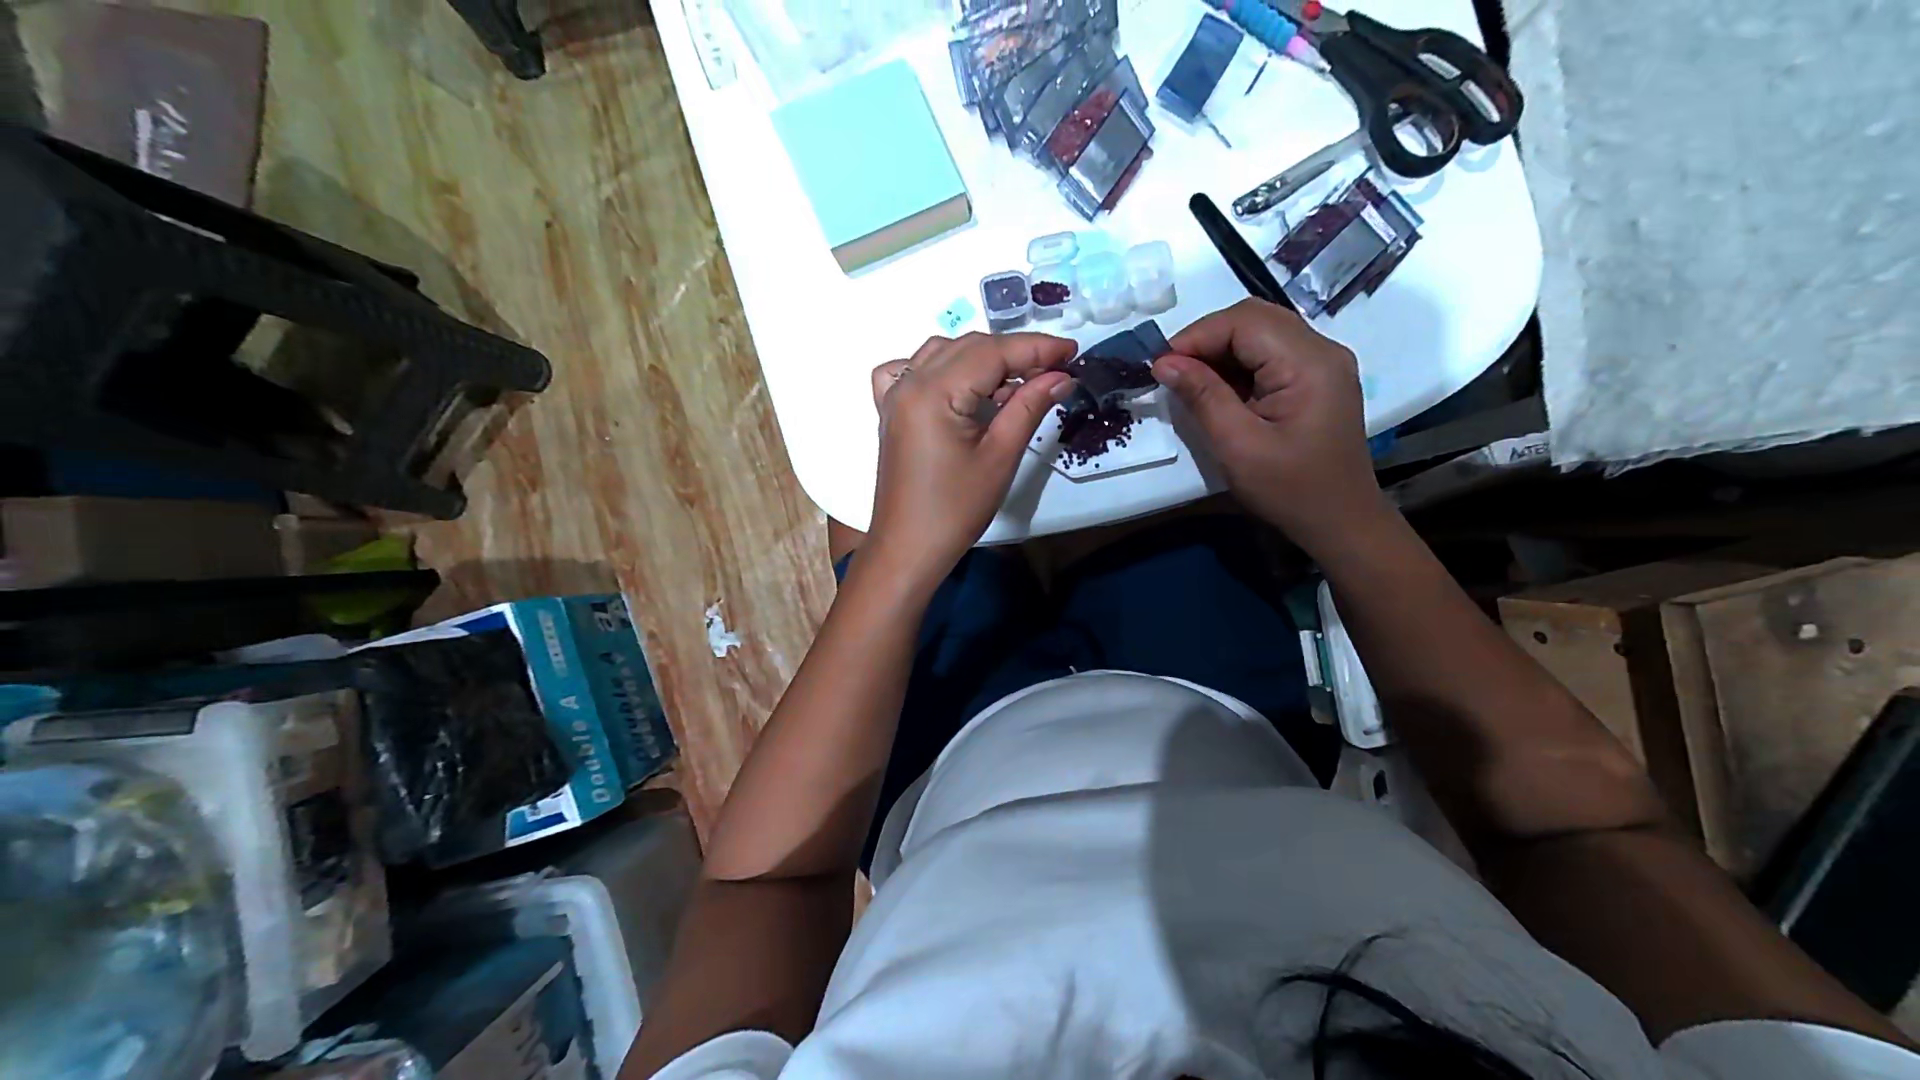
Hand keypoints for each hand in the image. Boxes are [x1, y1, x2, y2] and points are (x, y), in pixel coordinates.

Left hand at [867, 333, 1075, 589]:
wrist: (908, 548)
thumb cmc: (955, 510)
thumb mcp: (1000, 457)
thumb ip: (1029, 407)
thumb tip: (1060, 375)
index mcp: (934, 392)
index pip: (992, 352)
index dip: (1036, 348)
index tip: (1072, 351)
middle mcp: (909, 383)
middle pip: (969, 347)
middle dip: (1014, 353)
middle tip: (1053, 371)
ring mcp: (894, 396)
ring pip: (943, 353)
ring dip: (982, 358)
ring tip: (1016, 382)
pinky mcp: (890, 411)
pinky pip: (911, 370)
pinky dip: (939, 367)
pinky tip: (958, 385)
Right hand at [1154, 299, 1385, 548]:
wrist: (1339, 521)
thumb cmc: (1289, 489)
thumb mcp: (1237, 445)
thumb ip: (1202, 396)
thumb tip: (1164, 362)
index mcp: (1309, 363)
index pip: (1244, 321)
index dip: (1197, 336)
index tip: (1161, 366)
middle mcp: (1322, 350)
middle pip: (1254, 317)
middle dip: (1207, 338)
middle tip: (1173, 371)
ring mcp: (1323, 363)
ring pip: (1261, 331)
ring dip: (1220, 349)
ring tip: (1190, 380)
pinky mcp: (1316, 378)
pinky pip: (1270, 352)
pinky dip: (1237, 363)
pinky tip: (1218, 388)